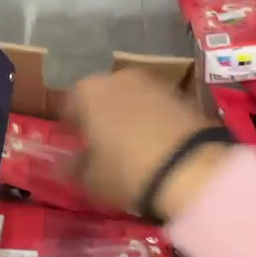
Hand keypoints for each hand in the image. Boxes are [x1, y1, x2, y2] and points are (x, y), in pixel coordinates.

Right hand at [64, 69, 227, 219]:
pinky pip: (157, 106)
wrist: (192, 169)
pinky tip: (158, 144)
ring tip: (133, 147)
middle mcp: (117, 77)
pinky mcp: (182, 93)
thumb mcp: (90, 179)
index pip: (67, 106)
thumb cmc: (127, 171)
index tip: (75, 148)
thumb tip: (62, 162)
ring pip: (130, 98)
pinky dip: (153, 120)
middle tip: (103, 147)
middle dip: (100, 117)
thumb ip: (71, 167)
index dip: (69, 128)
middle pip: (101, 97)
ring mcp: (153, 82)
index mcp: (87, 91)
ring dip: (128, 116)